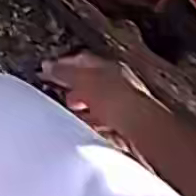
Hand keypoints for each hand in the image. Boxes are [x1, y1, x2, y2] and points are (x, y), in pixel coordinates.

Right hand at [40, 52, 157, 132]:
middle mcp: (123, 86)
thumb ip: (63, 72)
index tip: (47, 69)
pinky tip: (89, 131)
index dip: (62, 64)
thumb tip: (48, 66)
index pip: (81, 60)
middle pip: (92, 84)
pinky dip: (97, 128)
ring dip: (85, 111)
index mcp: (110, 67)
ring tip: (70, 114)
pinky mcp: (134, 133)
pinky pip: (108, 127)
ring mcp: (130, 110)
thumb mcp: (81, 80)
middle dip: (74, 89)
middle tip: (56, 91)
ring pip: (101, 107)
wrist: (149, 135)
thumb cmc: (120, 102)